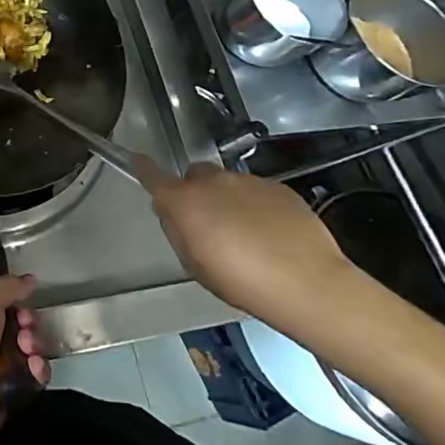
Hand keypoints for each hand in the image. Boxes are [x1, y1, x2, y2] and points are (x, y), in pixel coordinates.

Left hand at [0, 274, 48, 444]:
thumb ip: (8, 287)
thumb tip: (29, 279)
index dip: (12, 295)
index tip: (24, 297)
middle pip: (17, 322)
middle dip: (27, 322)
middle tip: (25, 326)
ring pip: (28, 348)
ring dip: (34, 345)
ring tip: (28, 350)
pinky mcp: (9, 389)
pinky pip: (32, 375)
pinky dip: (37, 370)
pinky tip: (34, 369)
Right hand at [134, 158, 358, 322]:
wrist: (308, 283)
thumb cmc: (241, 280)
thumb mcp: (194, 264)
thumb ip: (177, 231)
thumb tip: (173, 213)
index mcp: (185, 201)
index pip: (153, 176)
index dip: (143, 168)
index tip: (137, 161)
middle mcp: (214, 182)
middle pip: (194, 176)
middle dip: (194, 192)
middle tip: (205, 222)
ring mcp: (249, 181)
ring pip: (226, 184)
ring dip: (226, 199)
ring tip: (244, 233)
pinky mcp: (279, 188)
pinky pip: (255, 192)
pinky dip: (254, 205)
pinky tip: (268, 233)